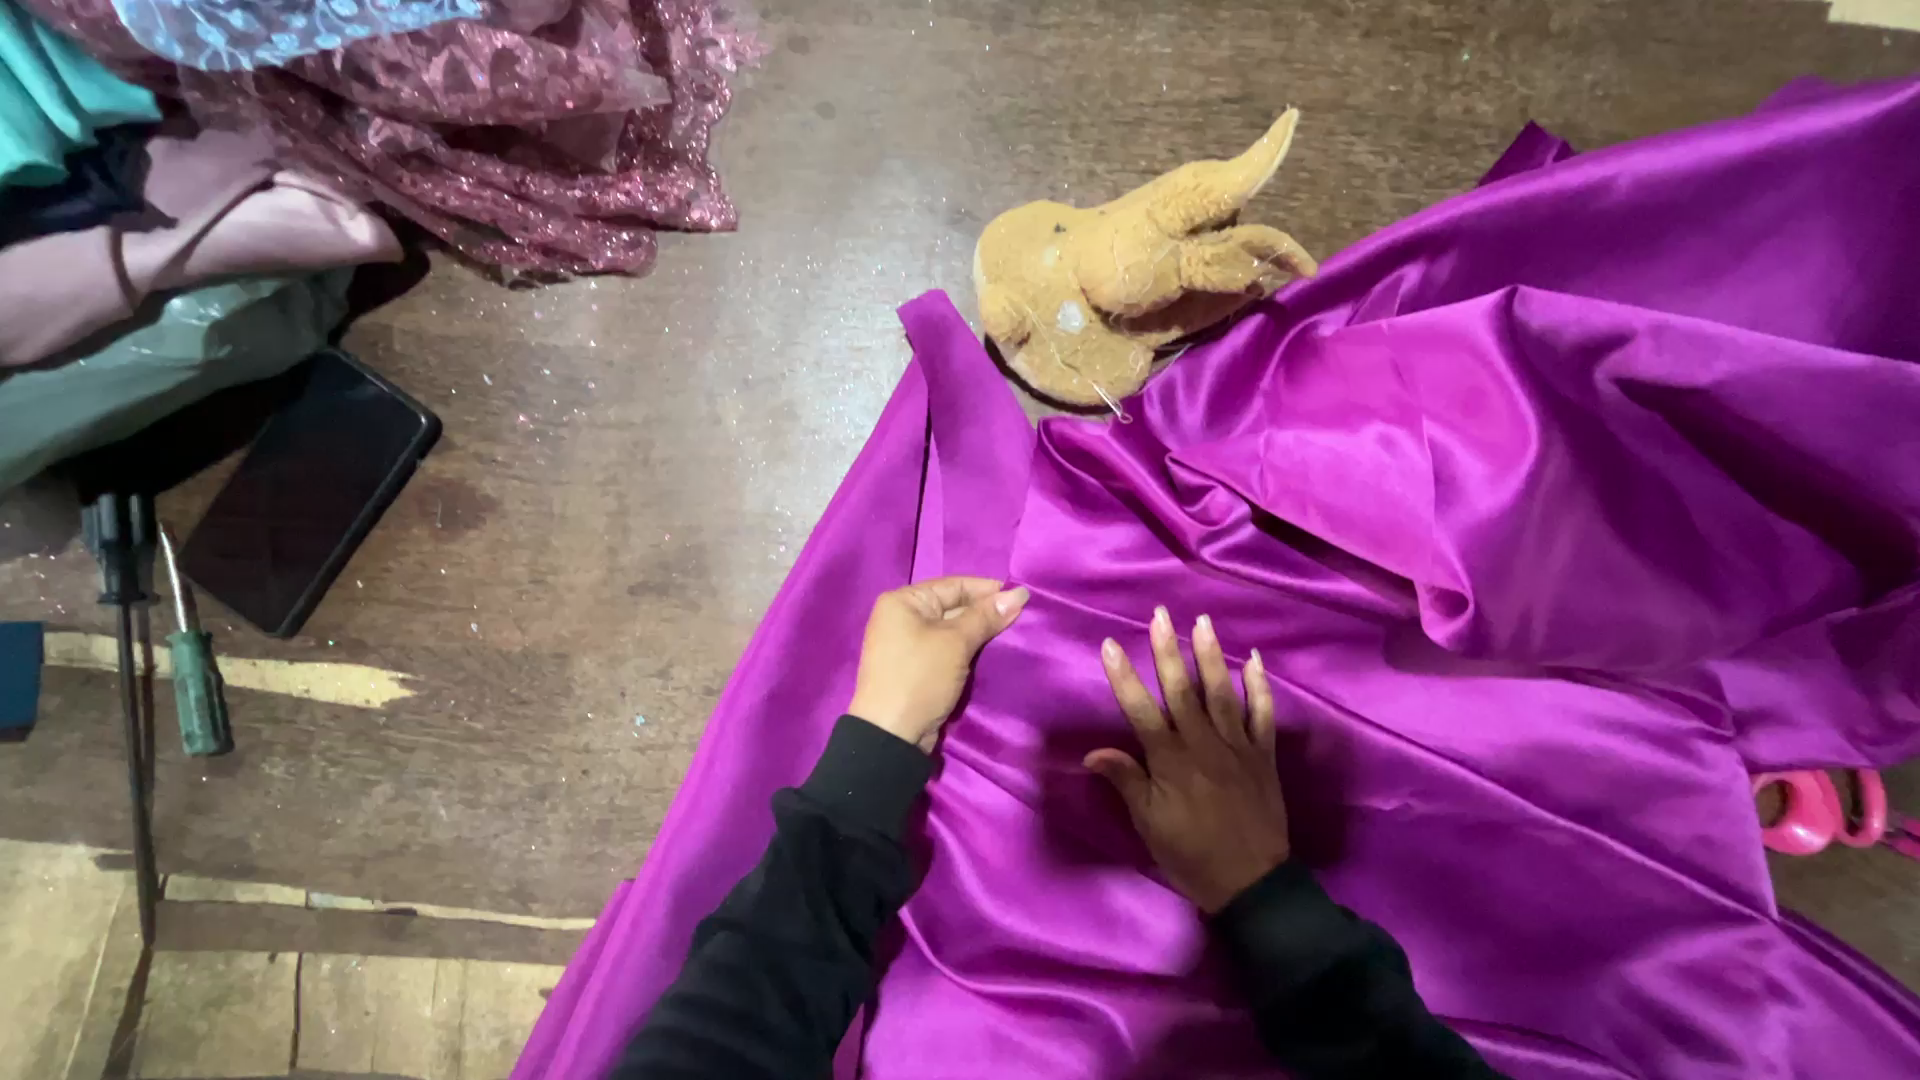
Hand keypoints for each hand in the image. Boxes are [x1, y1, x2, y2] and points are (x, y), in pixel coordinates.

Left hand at [847, 576, 1029, 749]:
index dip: (988, 589)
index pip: (953, 585)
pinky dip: (968, 650)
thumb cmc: (920, 677)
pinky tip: (994, 652)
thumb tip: (1019, 593)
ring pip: (953, 629)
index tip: (1022, 596)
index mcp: (903, 601)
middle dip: (986, 612)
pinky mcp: (917, 667)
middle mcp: (902, 617)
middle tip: (1023, 617)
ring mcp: (908, 643)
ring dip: (980, 632)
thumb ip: (986, 616)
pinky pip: (947, 649)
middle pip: (953, 606)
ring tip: (1014, 633)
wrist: (892, 735)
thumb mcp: (955, 643)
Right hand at [1086, 606, 1288, 913]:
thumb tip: (1093, 752)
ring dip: (1211, 655)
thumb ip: (1126, 781)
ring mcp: (1237, 747)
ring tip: (1202, 622)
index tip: (1111, 644)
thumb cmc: (1191, 855)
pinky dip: (1259, 686)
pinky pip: (1262, 714)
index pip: (1142, 711)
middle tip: (1160, 614)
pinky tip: (1254, 659)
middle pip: (1182, 691)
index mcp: (1171, 762)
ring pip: (1222, 693)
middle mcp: (1203, 745)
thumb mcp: (1149, 825)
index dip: (1125, 677)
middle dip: (1168, 650)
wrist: (1253, 884)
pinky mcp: (1263, 755)